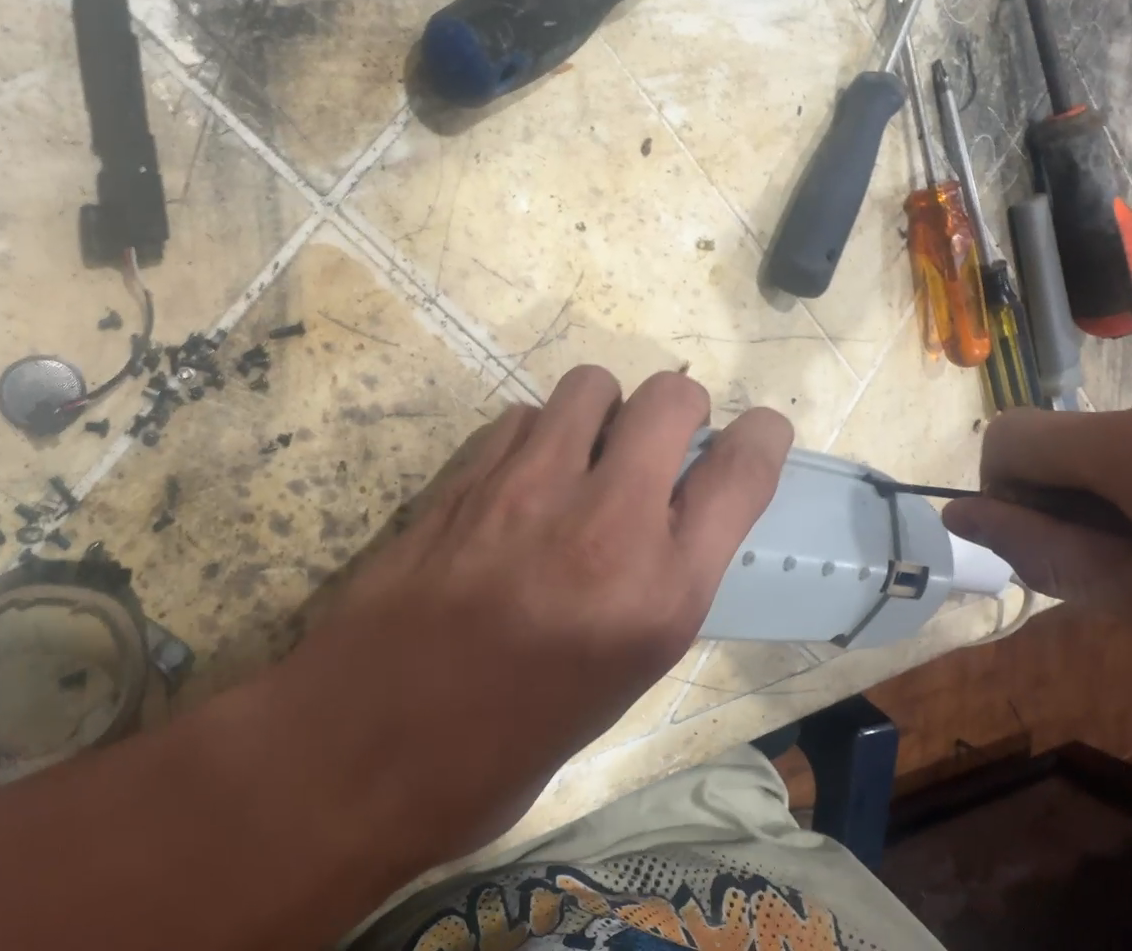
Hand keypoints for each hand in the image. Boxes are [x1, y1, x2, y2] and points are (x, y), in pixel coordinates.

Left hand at [277, 366, 791, 858]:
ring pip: (589, 385)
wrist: (370, 745)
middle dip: (677, 409)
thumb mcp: (618, 682)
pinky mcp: (462, 476)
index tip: (756, 432)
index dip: (761, 437)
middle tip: (658, 442)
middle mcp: (604, 522)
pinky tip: (520, 476)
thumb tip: (662, 529)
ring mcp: (526, 488)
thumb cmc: (506, 747)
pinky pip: (519, 418)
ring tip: (583, 452)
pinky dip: (535, 434)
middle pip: (669, 398)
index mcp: (660, 593)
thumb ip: (654, 590)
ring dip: (602, 410)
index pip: (741, 471)